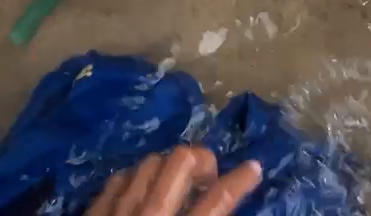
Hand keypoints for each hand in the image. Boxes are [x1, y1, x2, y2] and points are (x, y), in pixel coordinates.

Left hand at [86, 147, 262, 215]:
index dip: (240, 180)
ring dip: (169, 168)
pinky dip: (134, 180)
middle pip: (181, 161)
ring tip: (174, 186)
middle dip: (203, 161)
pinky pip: (118, 179)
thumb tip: (217, 209)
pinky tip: (138, 194)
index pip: (216, 200)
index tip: (254, 168)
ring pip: (150, 163)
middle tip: (208, 179)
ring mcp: (116, 215)